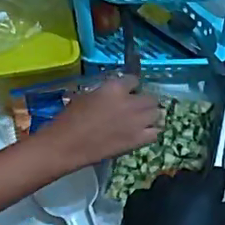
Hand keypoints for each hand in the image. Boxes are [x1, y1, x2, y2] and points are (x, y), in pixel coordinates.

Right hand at [34, 75, 160, 168]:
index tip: (128, 90)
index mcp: (115, 88)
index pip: (134, 80)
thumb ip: (104, 92)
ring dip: (150, 115)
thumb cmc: (70, 118)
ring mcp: (137, 122)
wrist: (67, 144)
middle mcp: (131, 102)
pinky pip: (155, 133)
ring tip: (141, 119)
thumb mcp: (86, 95)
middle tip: (136, 106)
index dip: (131, 86)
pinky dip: (151, 131)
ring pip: (157, 113)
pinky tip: (142, 133)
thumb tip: (111, 94)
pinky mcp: (137, 140)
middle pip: (151, 97)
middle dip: (145, 101)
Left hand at [103, 168, 224, 224]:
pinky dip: (147, 205)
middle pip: (186, 176)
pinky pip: (144, 197)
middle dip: (188, 188)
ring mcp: (154, 190)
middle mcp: (179, 184)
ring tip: (165, 214)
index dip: (214, 183)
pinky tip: (148, 221)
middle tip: (188, 206)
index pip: (215, 174)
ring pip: (164, 184)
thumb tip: (219, 206)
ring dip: (167, 194)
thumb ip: (217, 217)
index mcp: (204, 192)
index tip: (212, 192)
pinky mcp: (134, 200)